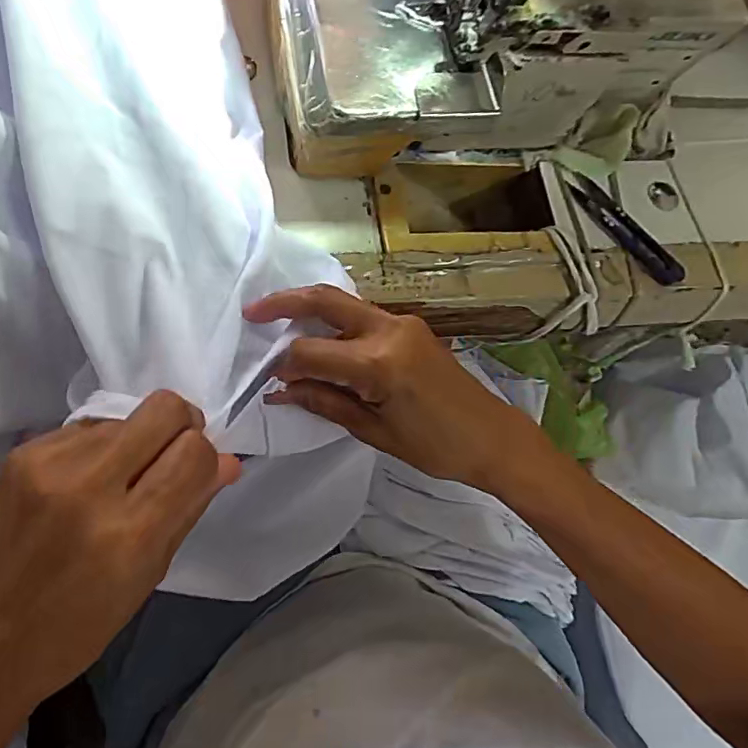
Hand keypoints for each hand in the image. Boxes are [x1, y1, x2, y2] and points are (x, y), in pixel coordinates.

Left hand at [0, 392, 240, 747]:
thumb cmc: (77, 627)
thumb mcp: (146, 579)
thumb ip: (188, 510)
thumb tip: (226, 460)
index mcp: (128, 534)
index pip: (193, 453)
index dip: (205, 453)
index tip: (197, 468)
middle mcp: (88, 486)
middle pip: (163, 409)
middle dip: (182, 423)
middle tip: (172, 454)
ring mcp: (49, 462)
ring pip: (124, 416)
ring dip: (135, 440)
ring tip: (118, 481)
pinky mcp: (22, 451)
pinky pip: (85, 428)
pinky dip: (98, 447)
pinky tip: (83, 483)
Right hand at [247, 285, 551, 488]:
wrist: (496, 438)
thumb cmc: (436, 446)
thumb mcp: (374, 431)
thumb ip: (325, 402)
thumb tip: (281, 391)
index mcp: (379, 362)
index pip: (311, 352)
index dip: (285, 367)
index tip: (271, 382)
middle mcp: (388, 330)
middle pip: (324, 300)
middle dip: (283, 303)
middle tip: (251, 312)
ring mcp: (401, 323)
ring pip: (342, 302)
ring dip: (308, 309)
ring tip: (277, 322)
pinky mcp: (408, 326)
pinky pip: (360, 315)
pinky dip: (333, 322)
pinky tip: (319, 338)